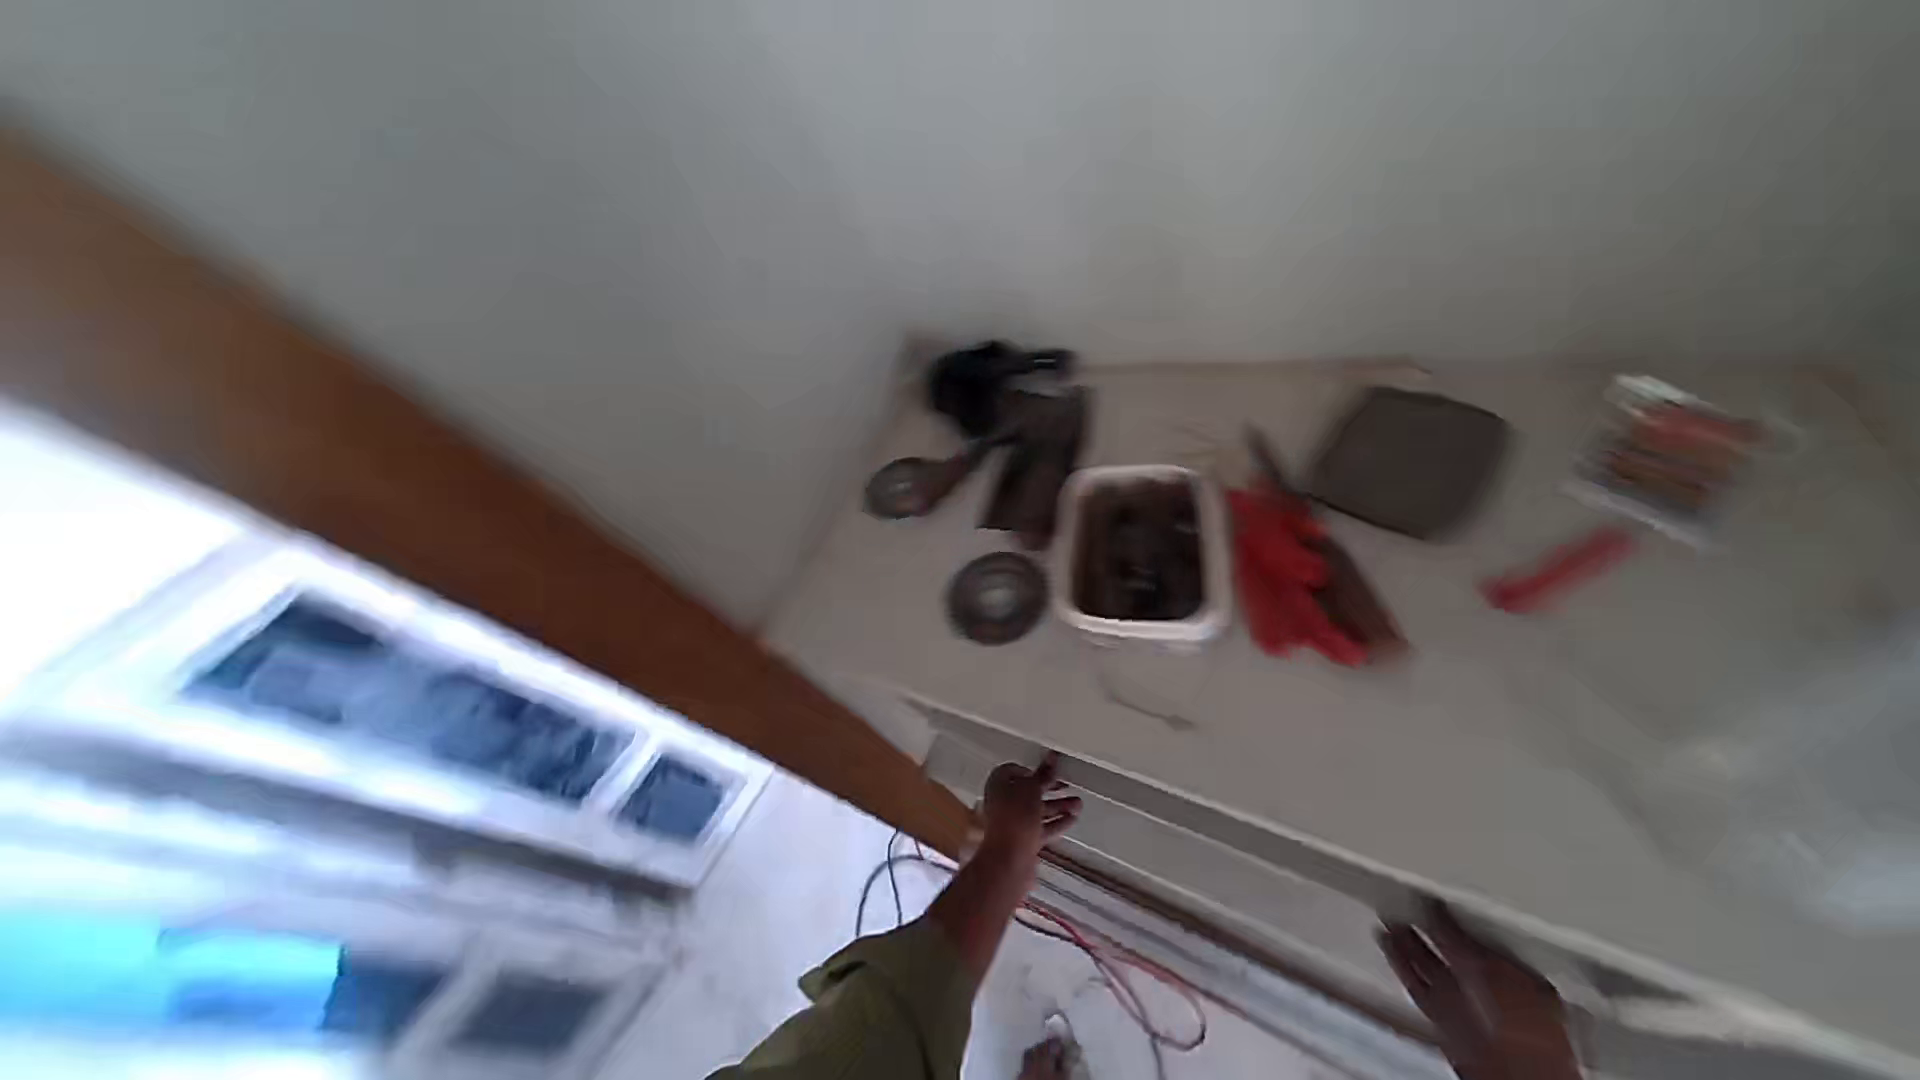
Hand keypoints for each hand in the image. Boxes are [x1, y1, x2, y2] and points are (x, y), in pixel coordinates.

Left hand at [980, 753, 1081, 856]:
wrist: (1009, 860)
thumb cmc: (1013, 820)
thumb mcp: (1032, 789)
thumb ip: (1043, 774)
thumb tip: (1050, 759)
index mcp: (998, 785)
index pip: (1015, 770)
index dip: (1032, 769)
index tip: (1049, 768)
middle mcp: (1002, 803)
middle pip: (1028, 791)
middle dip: (1050, 788)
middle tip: (1065, 784)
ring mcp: (1012, 823)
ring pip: (1037, 810)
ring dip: (1057, 805)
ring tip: (1077, 803)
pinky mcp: (1022, 840)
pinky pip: (1041, 827)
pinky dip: (1056, 822)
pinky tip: (1071, 819)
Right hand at [1379, 903, 1580, 1079]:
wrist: (1512, 1077)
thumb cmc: (1525, 1034)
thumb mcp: (1492, 971)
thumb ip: (1460, 939)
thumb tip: (1434, 907)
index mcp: (1517, 977)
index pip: (1479, 935)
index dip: (1453, 915)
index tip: (1429, 895)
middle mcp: (1492, 990)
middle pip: (1450, 948)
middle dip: (1424, 924)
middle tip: (1400, 900)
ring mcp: (1467, 1005)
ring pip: (1429, 962)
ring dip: (1405, 940)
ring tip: (1386, 916)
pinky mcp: (1443, 1016)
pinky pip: (1415, 981)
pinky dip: (1398, 961)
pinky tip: (1386, 942)